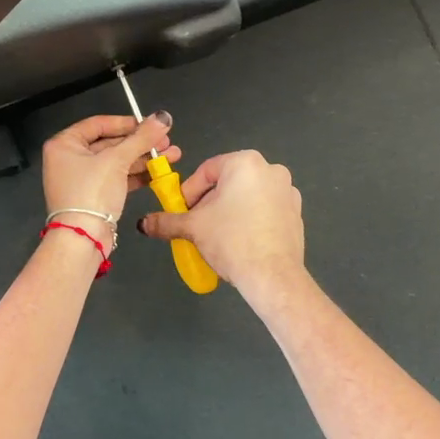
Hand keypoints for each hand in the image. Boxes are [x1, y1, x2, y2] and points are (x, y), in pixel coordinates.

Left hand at [41, 114, 178, 243]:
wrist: (82, 238)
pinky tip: (158, 173)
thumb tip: (163, 117)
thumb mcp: (117, 160)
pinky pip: (115, 179)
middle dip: (140, 143)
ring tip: (172, 156)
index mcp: (64, 144)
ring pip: (115, 163)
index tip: (150, 124)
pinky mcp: (92, 196)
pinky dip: (135, 176)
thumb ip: (141, 138)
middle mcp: (68, 159)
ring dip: (142, 159)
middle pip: (109, 144)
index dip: (126, 123)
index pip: (97, 124)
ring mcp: (80, 179)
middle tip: (166, 142)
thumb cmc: (92, 192)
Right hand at [137, 150, 303, 291]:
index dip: (188, 192)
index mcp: (245, 163)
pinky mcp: (296, 213)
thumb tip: (143, 223)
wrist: (271, 275)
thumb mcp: (192, 228)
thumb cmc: (230, 240)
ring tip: (216, 234)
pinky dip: (249, 220)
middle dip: (208, 202)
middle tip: (196, 224)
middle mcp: (270, 170)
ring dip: (228, 210)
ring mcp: (288, 191)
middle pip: (228, 182)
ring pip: (246, 196)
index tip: (181, 211)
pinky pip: (264, 210)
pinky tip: (239, 241)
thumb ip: (166, 222)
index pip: (206, 170)